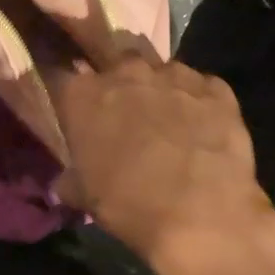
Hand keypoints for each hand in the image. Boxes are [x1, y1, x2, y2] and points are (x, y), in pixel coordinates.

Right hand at [54, 56, 274, 274]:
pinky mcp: (215, 88)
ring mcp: (174, 75)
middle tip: (124, 108)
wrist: (202, 214)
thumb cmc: (129, 204)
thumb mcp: (84, 195)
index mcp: (84, 94)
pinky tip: (202, 125)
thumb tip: (66, 181)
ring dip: (159, 87)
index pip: (59, 73)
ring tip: (167, 116)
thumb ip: (71, 177)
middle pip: (115, 59)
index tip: (70, 100)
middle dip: (117, 77)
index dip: (64, 85)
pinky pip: (202, 86)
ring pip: (161, 68)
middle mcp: (126, 72)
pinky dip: (199, 100)